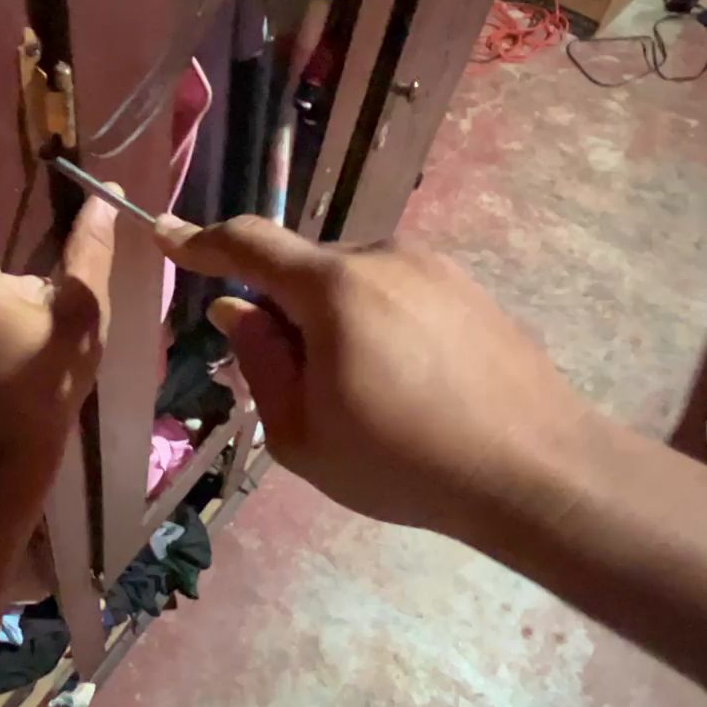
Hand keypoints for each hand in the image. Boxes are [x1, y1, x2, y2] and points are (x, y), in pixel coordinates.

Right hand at [155, 215, 599, 532]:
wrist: (540, 473)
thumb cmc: (404, 463)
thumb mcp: (302, 435)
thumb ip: (259, 361)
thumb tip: (234, 310)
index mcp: (334, 289)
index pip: (249, 245)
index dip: (201, 241)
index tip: (166, 234)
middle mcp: (382, 257)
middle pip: (302, 271)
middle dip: (283, 314)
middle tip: (299, 386)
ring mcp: (432, 267)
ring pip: (349, 284)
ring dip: (332, 322)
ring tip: (365, 394)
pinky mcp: (466, 286)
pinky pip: (392, 292)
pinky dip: (375, 324)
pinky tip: (408, 383)